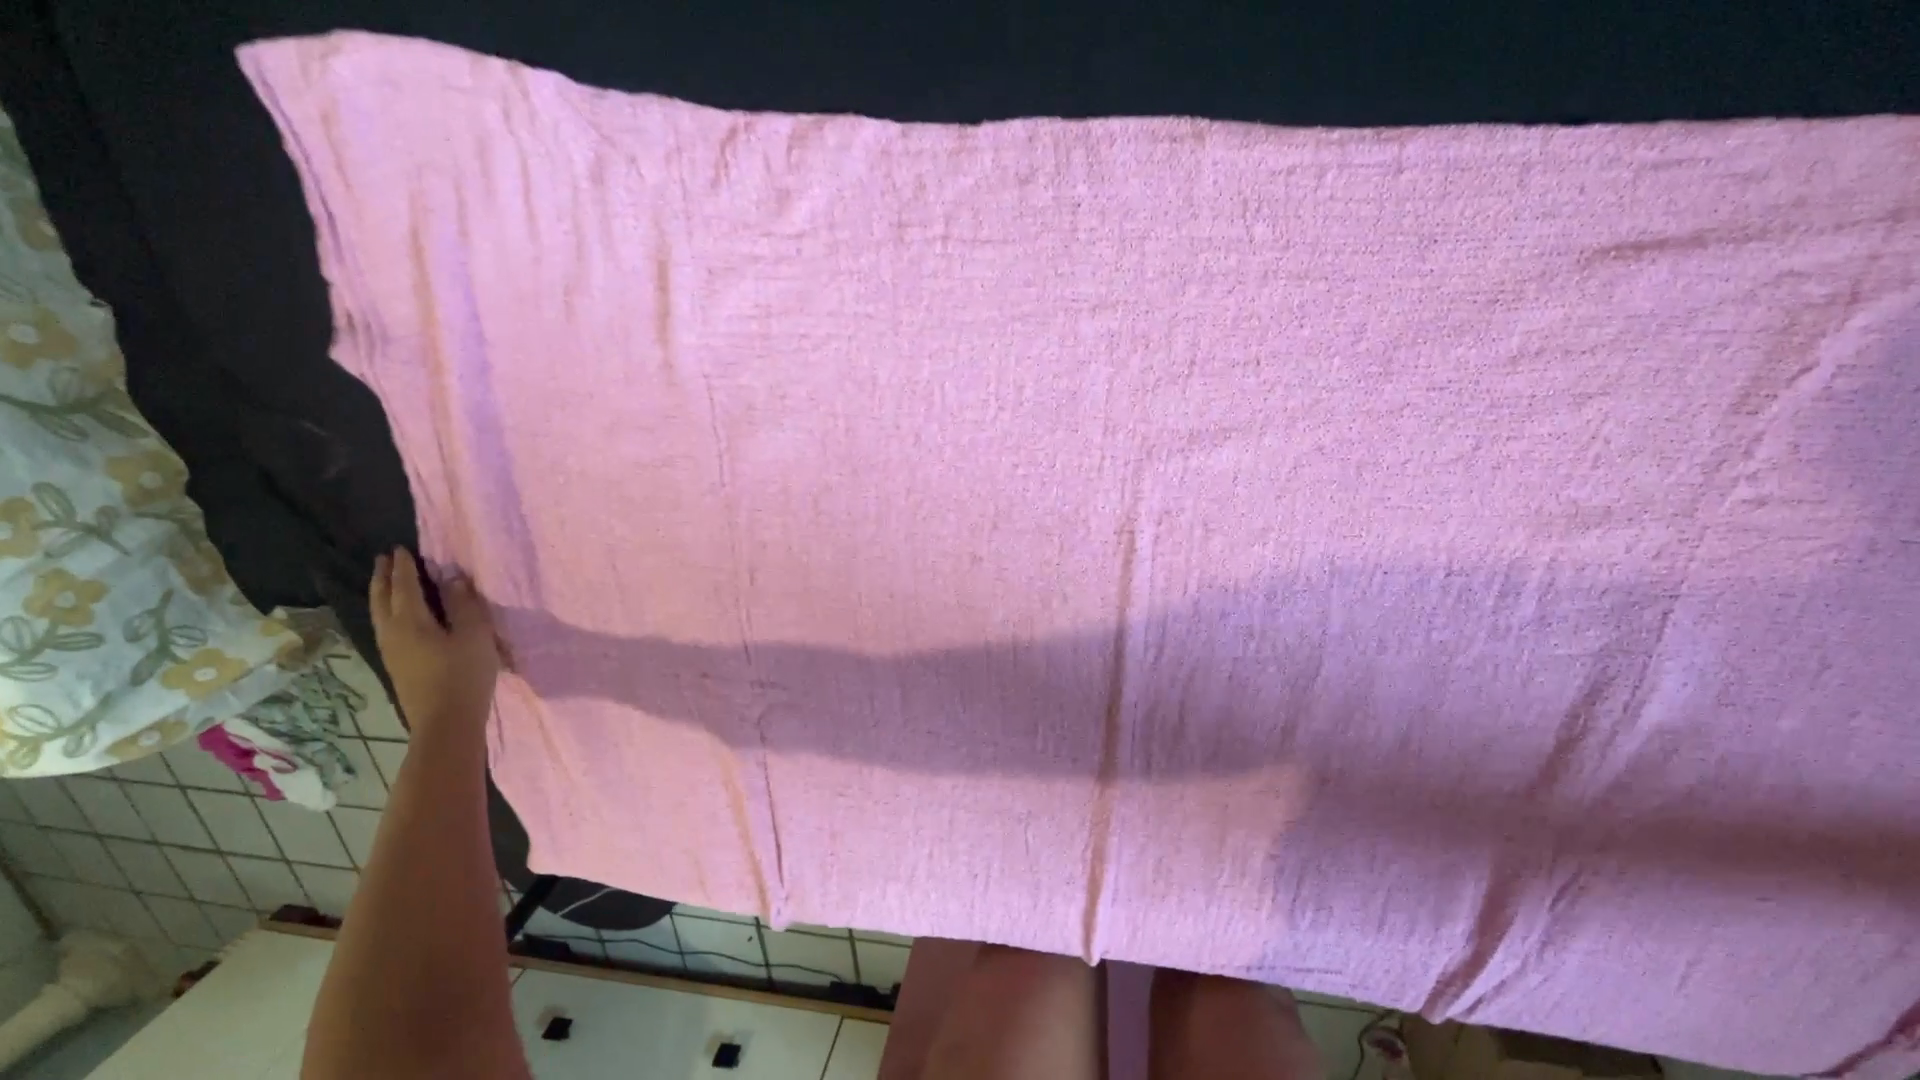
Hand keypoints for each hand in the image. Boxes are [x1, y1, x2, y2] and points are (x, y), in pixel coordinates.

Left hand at [369, 547, 500, 736]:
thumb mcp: (474, 635)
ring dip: (381, 595)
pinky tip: (395, 618)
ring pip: (379, 616)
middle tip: (383, 560)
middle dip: (382, 578)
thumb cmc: (463, 676)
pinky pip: (385, 629)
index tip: (401, 549)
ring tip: (384, 584)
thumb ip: (463, 604)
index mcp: (411, 621)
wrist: (446, 724)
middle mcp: (393, 633)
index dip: (404, 567)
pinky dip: (386, 613)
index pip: (404, 586)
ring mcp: (391, 653)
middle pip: (382, 600)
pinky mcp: (397, 668)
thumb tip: (452, 578)